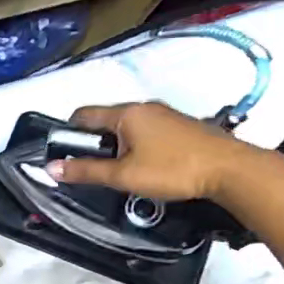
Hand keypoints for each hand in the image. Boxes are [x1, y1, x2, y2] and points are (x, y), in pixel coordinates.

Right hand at [47, 102, 259, 202]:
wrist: (233, 170)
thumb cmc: (172, 170)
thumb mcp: (123, 176)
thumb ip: (86, 171)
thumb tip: (50, 168)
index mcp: (126, 113)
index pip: (84, 114)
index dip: (68, 132)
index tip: (64, 153)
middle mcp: (144, 107)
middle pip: (106, 120)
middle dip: (95, 142)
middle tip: (92, 168)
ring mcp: (166, 115)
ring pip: (128, 127)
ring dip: (117, 145)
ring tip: (120, 171)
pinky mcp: (182, 127)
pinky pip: (148, 131)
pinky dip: (138, 145)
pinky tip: (146, 167)